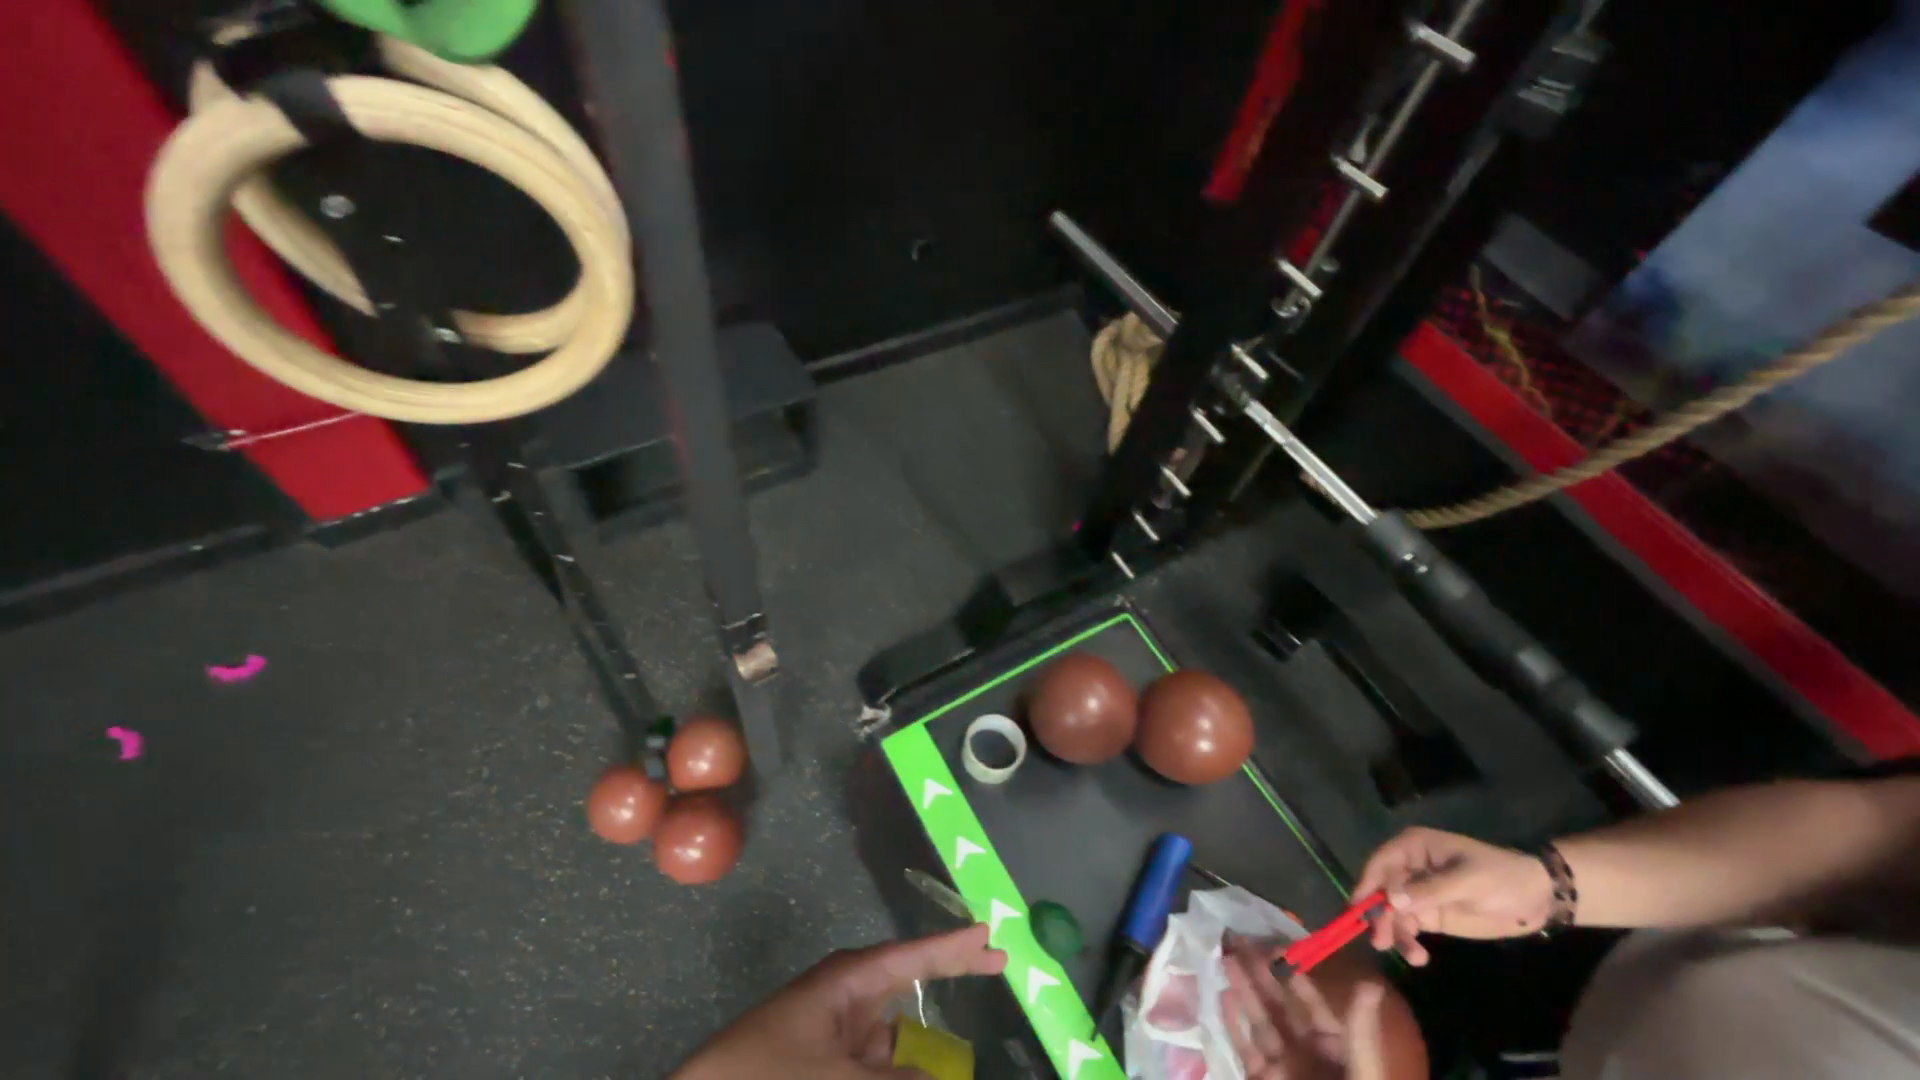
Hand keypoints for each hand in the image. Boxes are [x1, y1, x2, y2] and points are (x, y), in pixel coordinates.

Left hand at [674, 923, 1007, 1078]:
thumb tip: (936, 1077)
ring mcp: (834, 1031)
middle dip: (949, 971)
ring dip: (920, 1043)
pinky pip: (873, 1061)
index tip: (992, 934)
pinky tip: (915, 1065)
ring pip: (893, 1033)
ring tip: (946, 1037)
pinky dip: (895, 1065)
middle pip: (910, 980)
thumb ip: (897, 1078)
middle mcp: (846, 997)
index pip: (913, 955)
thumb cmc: (768, 1073)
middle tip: (996, 962)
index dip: (955, 946)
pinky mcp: (824, 1060)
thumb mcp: (837, 1079)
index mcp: (848, 981)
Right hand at [1220, 939, 1391, 1079]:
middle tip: (1239, 939)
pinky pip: (1245, 1048)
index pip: (1312, 1002)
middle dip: (1260, 973)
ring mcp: (1283, 1068)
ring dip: (1242, 989)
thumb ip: (1360, 1032)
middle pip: (1280, 1006)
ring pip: (1259, 1020)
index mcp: (1339, 1050)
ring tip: (1225, 956)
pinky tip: (1223, 995)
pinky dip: (1233, 1022)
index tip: (1275, 942)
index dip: (1294, 972)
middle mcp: (1308, 1053)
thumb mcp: (1366, 1075)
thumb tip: (1369, 982)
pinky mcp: (1261, 1079)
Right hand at [1354, 827, 1554, 963]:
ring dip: (1395, 933)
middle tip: (1381, 940)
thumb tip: (1393, 901)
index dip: (1368, 884)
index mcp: (1413, 848)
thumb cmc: (1502, 877)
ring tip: (1412, 955)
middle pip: (1381, 890)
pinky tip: (1418, 956)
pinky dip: (1408, 942)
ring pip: (1391, 912)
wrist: (1536, 899)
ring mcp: (1416, 893)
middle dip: (1380, 915)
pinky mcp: (1428, 915)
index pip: (1381, 863)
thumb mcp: (1469, 882)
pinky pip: (1407, 927)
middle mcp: (1408, 868)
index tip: (1360, 909)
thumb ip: (1431, 890)